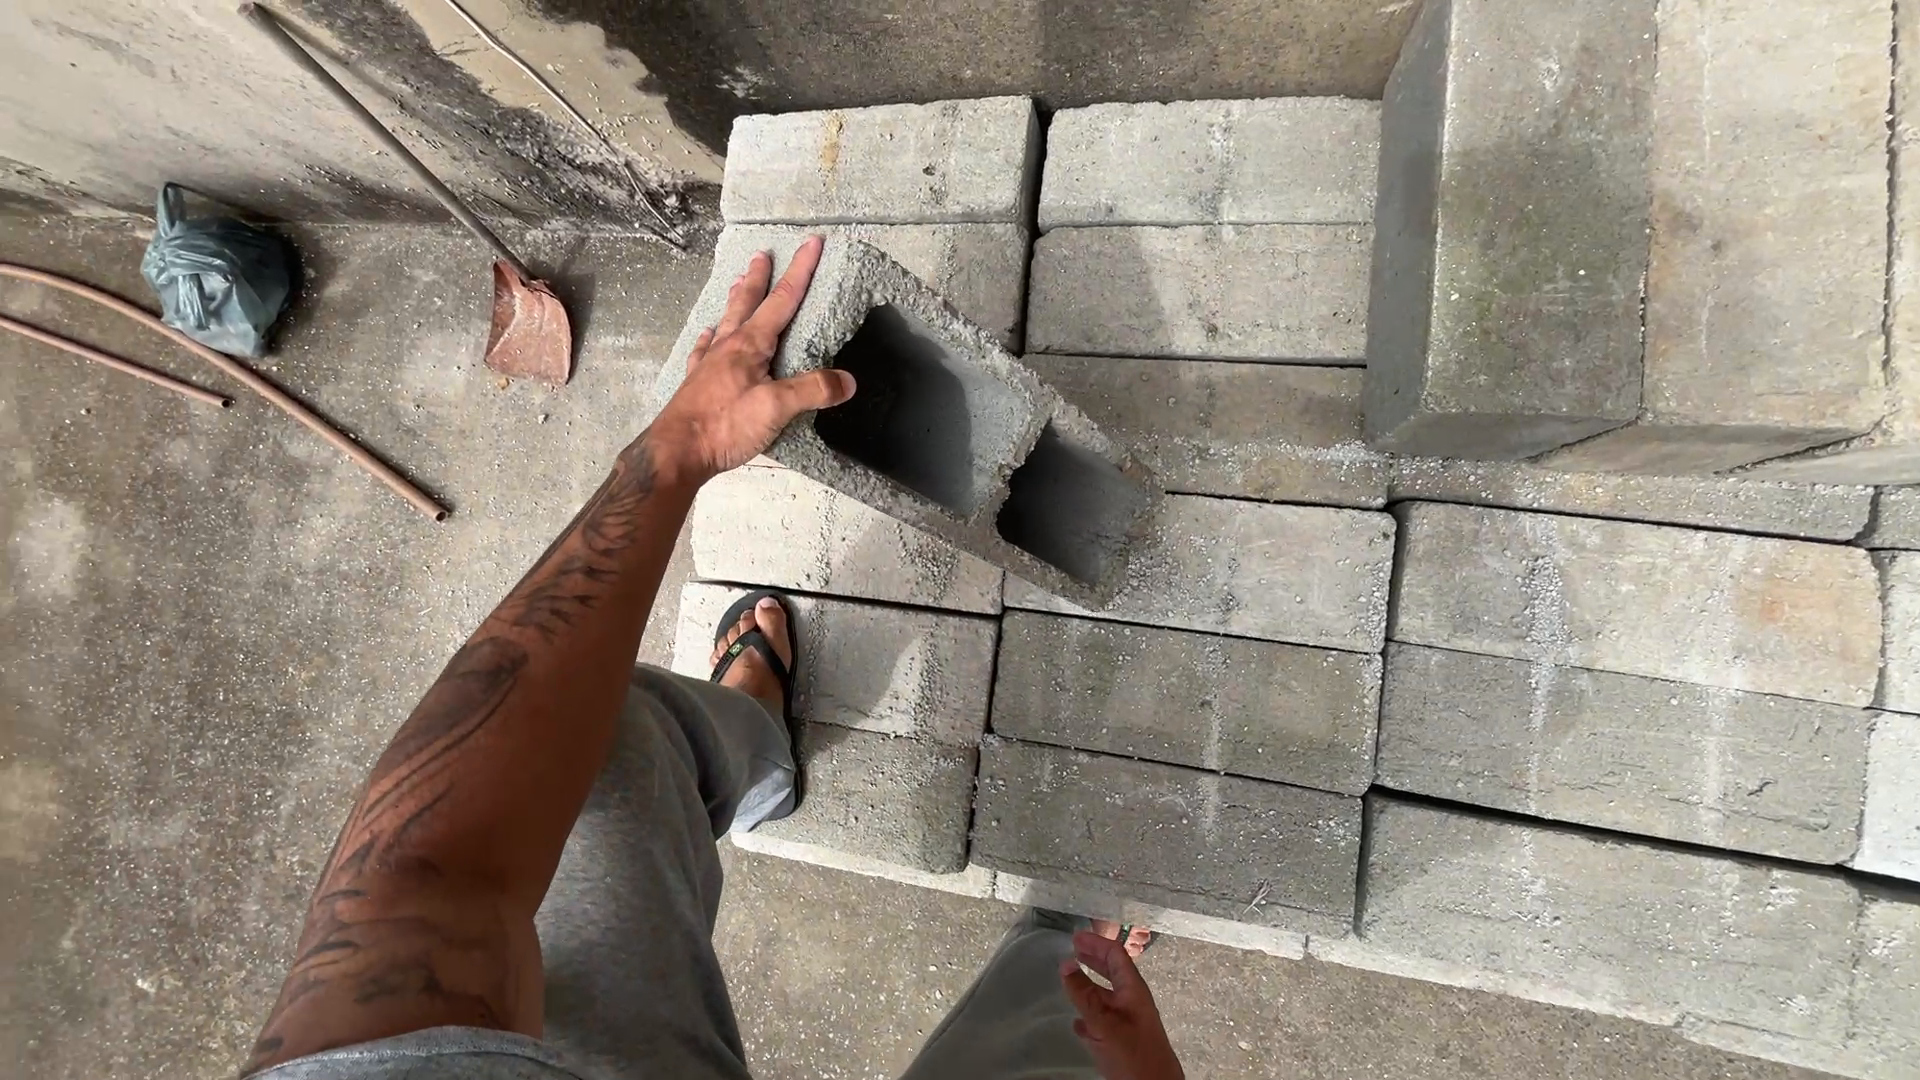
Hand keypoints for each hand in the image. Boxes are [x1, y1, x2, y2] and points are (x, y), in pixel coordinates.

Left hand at [646, 236, 855, 485]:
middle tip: (762, 253)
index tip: (812, 243)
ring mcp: (709, 364)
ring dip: (735, 300)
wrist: (677, 452)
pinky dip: (710, 338)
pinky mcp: (697, 384)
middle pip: (747, 303)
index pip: (782, 301)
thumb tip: (848, 381)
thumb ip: (813, 391)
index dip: (800, 272)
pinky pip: (705, 350)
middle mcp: (727, 347)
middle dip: (759, 278)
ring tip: (736, 283)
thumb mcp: (777, 408)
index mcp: (749, 345)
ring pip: (725, 322)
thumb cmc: (725, 426)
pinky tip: (707, 336)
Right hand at [1059, 930, 1184, 1079]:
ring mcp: (1130, 1021)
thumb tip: (1065, 962)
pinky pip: (1105, 1020)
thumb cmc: (1133, 1053)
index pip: (1115, 954)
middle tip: (1074, 951)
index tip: (1075, 938)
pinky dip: (1090, 1014)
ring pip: (1108, 996)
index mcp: (1133, 989)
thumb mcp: (1104, 1022)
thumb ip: (1084, 993)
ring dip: (1090, 986)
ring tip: (1071, 982)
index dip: (1096, 943)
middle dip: (1094, 959)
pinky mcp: (1126, 1041)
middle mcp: (1133, 1000)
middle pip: (1113, 971)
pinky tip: (1078, 1023)